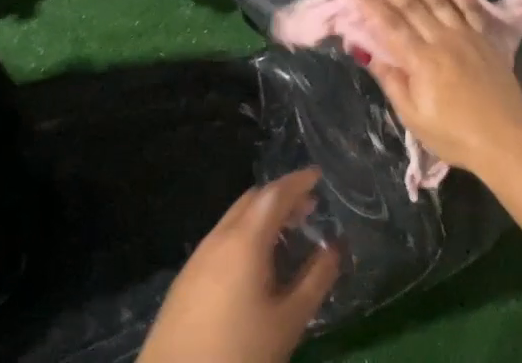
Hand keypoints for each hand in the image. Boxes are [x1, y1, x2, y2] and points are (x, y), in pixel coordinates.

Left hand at [138, 168, 339, 362]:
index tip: (318, 175)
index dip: (297, 181)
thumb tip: (335, 248)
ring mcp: (197, 257)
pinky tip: (255, 263)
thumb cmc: (240, 350)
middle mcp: (218, 238)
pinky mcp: (186, 277)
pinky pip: (220, 239)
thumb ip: (316, 280)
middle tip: (309, 208)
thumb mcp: (289, 320)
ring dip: (261, 217)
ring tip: (286, 235)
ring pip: (233, 219)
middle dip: (281, 197)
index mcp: (244, 240)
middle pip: (251, 201)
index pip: (274, 194)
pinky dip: (244, 234)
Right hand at [360, 0, 521, 176]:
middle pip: (413, 5)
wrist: (507, 141)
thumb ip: (392, 80)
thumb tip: (366, 51)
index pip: (391, 27)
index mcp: (422, 62)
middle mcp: (442, 40)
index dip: (371, 7)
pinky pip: (469, 3)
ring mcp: (466, 35)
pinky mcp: (484, 37)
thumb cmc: (455, 135)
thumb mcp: (415, 117)